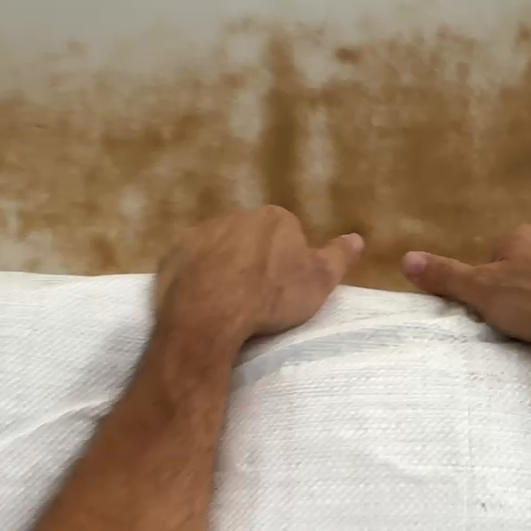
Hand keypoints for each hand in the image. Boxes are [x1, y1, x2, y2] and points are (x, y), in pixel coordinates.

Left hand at [155, 206, 362, 348]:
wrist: (211, 314)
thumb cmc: (271, 298)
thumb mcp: (319, 282)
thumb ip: (339, 257)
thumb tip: (358, 238)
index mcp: (275, 218)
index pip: (286, 235)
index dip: (285, 264)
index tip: (282, 291)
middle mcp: (237, 216)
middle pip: (250, 238)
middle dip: (253, 262)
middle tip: (254, 298)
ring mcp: (202, 232)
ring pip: (218, 248)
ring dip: (223, 268)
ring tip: (227, 303)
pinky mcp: (173, 253)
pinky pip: (189, 263)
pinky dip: (195, 277)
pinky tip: (201, 301)